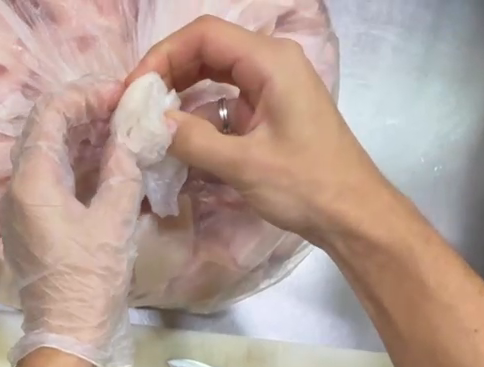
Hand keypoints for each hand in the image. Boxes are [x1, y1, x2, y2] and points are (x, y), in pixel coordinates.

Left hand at [1, 80, 144, 366]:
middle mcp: (15, 191)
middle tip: (123, 113)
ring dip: (80, 141)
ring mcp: (18, 212)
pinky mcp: (28, 229)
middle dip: (83, 115)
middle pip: (44, 132)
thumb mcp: (114, 220)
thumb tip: (130, 133)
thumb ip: (122, 167)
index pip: (51, 113)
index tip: (121, 97)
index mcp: (31, 182)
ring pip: (45, 157)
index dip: (86, 96)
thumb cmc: (89, 282)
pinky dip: (73, 167)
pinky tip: (104, 167)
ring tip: (119, 135)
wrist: (65, 336)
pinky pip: (47, 183)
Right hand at [131, 16, 388, 240]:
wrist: (350, 213)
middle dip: (167, 75)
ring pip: (213, 78)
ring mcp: (271, 90)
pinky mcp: (268, 115)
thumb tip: (152, 126)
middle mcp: (270, 65)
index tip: (134, 91)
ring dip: (180, 96)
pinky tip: (178, 139)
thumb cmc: (305, 186)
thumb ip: (194, 141)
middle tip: (134, 108)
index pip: (204, 36)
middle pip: (207, 51)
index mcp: (270, 62)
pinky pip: (224, 103)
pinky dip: (198, 116)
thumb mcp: (244, 165)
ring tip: (150, 124)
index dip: (163, 57)